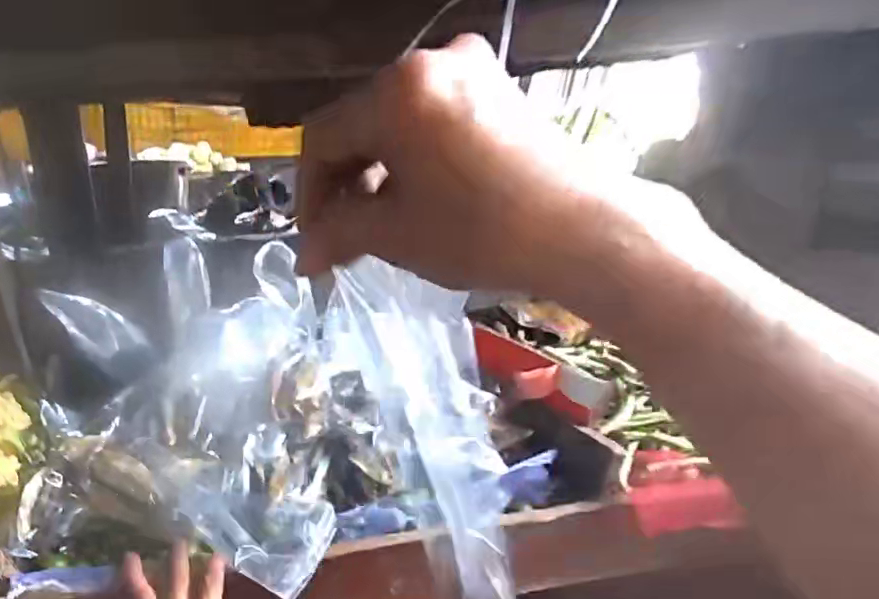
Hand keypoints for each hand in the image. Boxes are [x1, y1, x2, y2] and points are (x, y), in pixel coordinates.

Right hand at [295, 33, 685, 299]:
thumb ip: (337, 234)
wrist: (577, 230)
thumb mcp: (393, 234)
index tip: (312, 241)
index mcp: (398, 91)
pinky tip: (406, 203)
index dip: (307, 194)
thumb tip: (302, 256)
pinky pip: (424, 122)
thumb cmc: (477, 231)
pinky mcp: (491, 90)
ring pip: (389, 126)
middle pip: (355, 126)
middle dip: (339, 186)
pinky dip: (404, 163)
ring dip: (369, 177)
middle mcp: (430, 63)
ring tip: (371, 228)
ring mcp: (467, 71)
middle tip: (337, 240)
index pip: (323, 137)